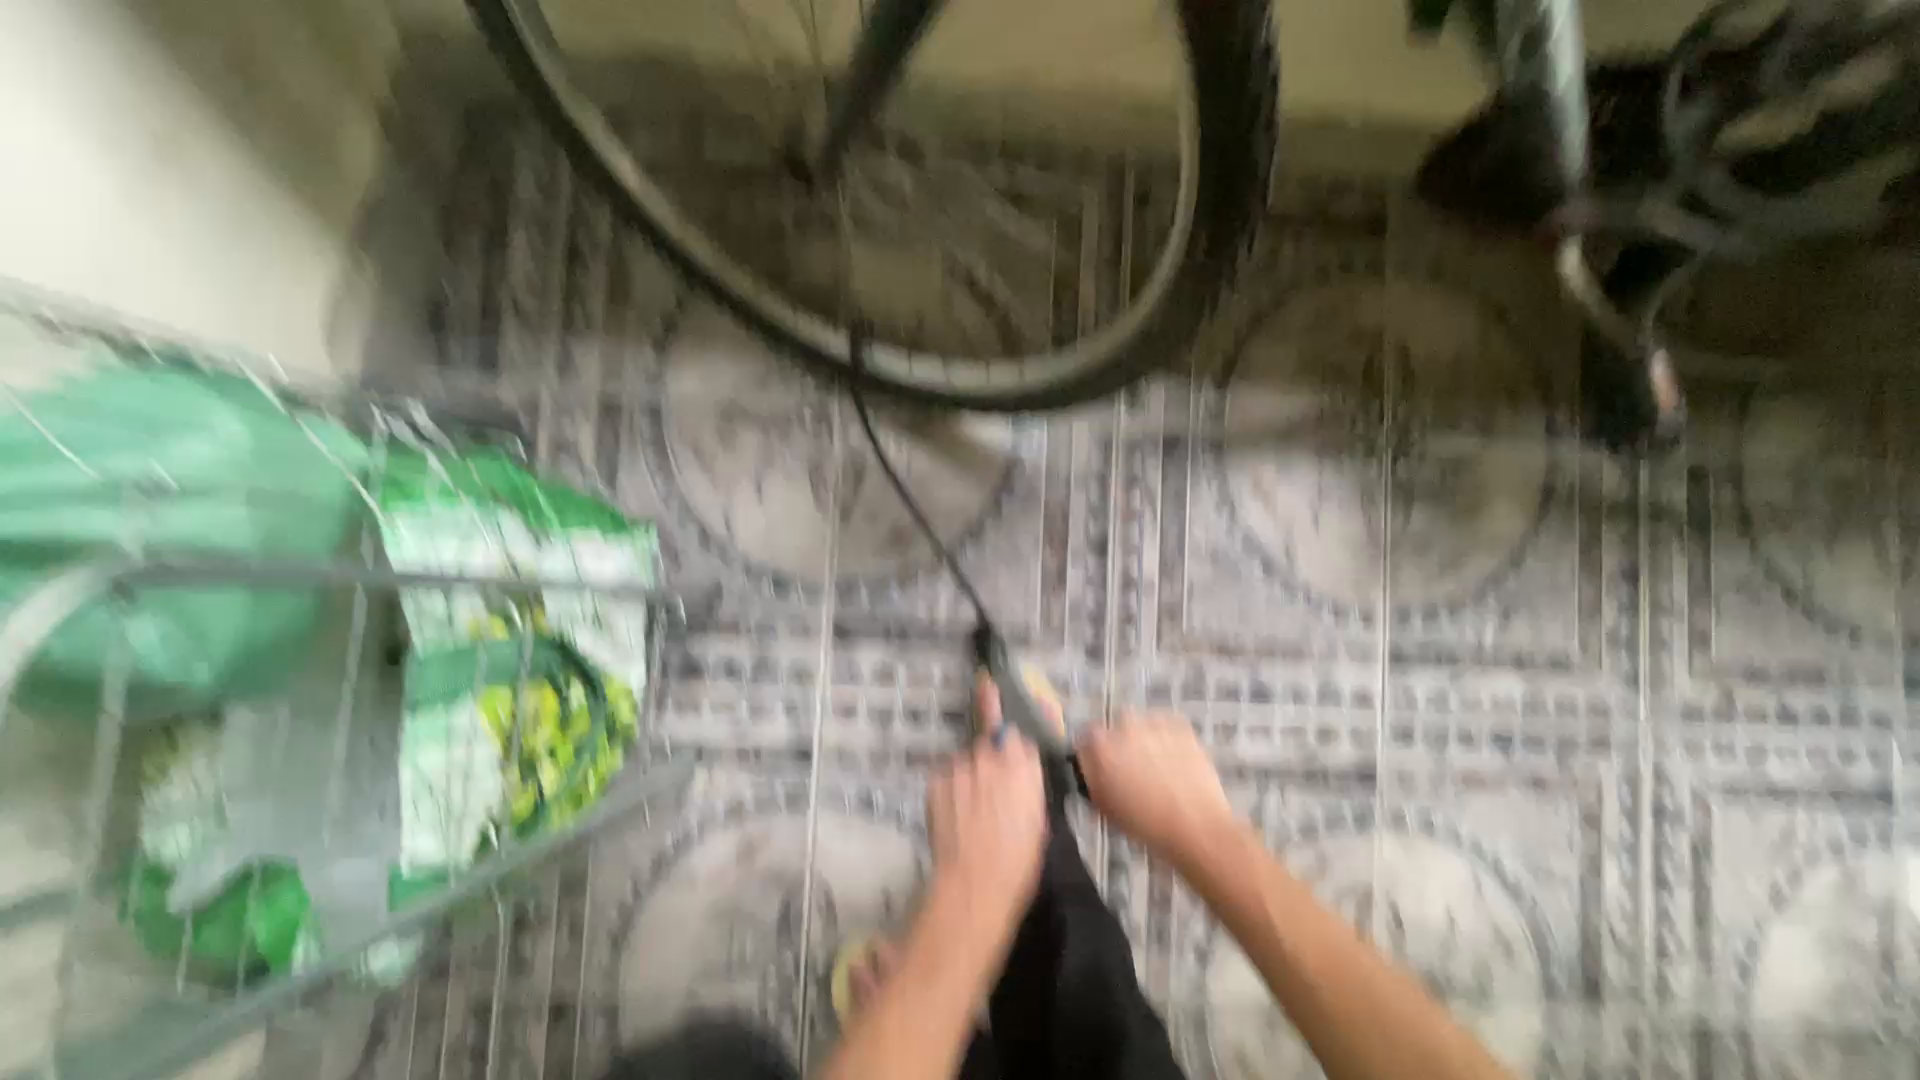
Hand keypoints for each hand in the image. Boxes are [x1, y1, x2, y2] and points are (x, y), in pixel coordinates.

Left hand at [923, 734, 1047, 947]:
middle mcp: (992, 760)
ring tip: (966, 805)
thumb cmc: (1017, 864)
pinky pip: (943, 775)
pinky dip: (946, 787)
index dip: (1014, 752)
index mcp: (1023, 769)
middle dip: (989, 762)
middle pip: (988, 746)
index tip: (1012, 765)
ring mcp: (960, 768)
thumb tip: (1023, 775)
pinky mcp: (935, 781)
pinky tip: (950, 812)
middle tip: (988, 790)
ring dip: (966, 775)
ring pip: (963, 760)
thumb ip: (1029, 789)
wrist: (974, 883)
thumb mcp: (1037, 823)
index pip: (1018, 739)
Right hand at [1077, 712, 1236, 868]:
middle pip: (1115, 728)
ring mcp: (1154, 723)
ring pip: (1142, 725)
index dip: (1094, 753)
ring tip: (1156, 765)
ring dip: (1144, 739)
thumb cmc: (1145, 824)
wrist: (1196, 826)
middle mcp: (1124, 726)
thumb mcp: (1104, 807)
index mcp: (1100, 747)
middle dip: (1120, 744)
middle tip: (1131, 769)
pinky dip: (1167, 738)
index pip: (1087, 738)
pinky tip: (1173, 760)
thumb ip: (1091, 780)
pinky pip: (1166, 725)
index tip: (1102, 767)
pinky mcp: (1180, 725)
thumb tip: (1091, 768)